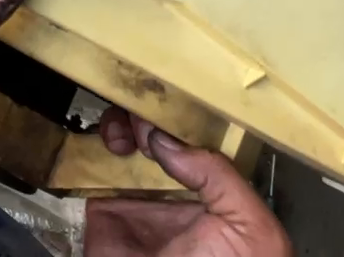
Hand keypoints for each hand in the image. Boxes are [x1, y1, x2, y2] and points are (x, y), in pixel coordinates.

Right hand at [86, 108, 291, 256]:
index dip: (182, 117)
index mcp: (217, 198)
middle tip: (140, 123)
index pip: (199, 142)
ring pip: (123, 137)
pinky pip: (91, 161)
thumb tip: (165, 140)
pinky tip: (109, 145)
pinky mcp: (100, 203)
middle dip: (145, 115)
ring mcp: (136, 196)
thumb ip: (221, 178)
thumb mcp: (253, 233)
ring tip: (122, 139)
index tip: (168, 109)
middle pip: (157, 133)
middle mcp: (178, 191)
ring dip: (119, 123)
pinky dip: (92, 139)